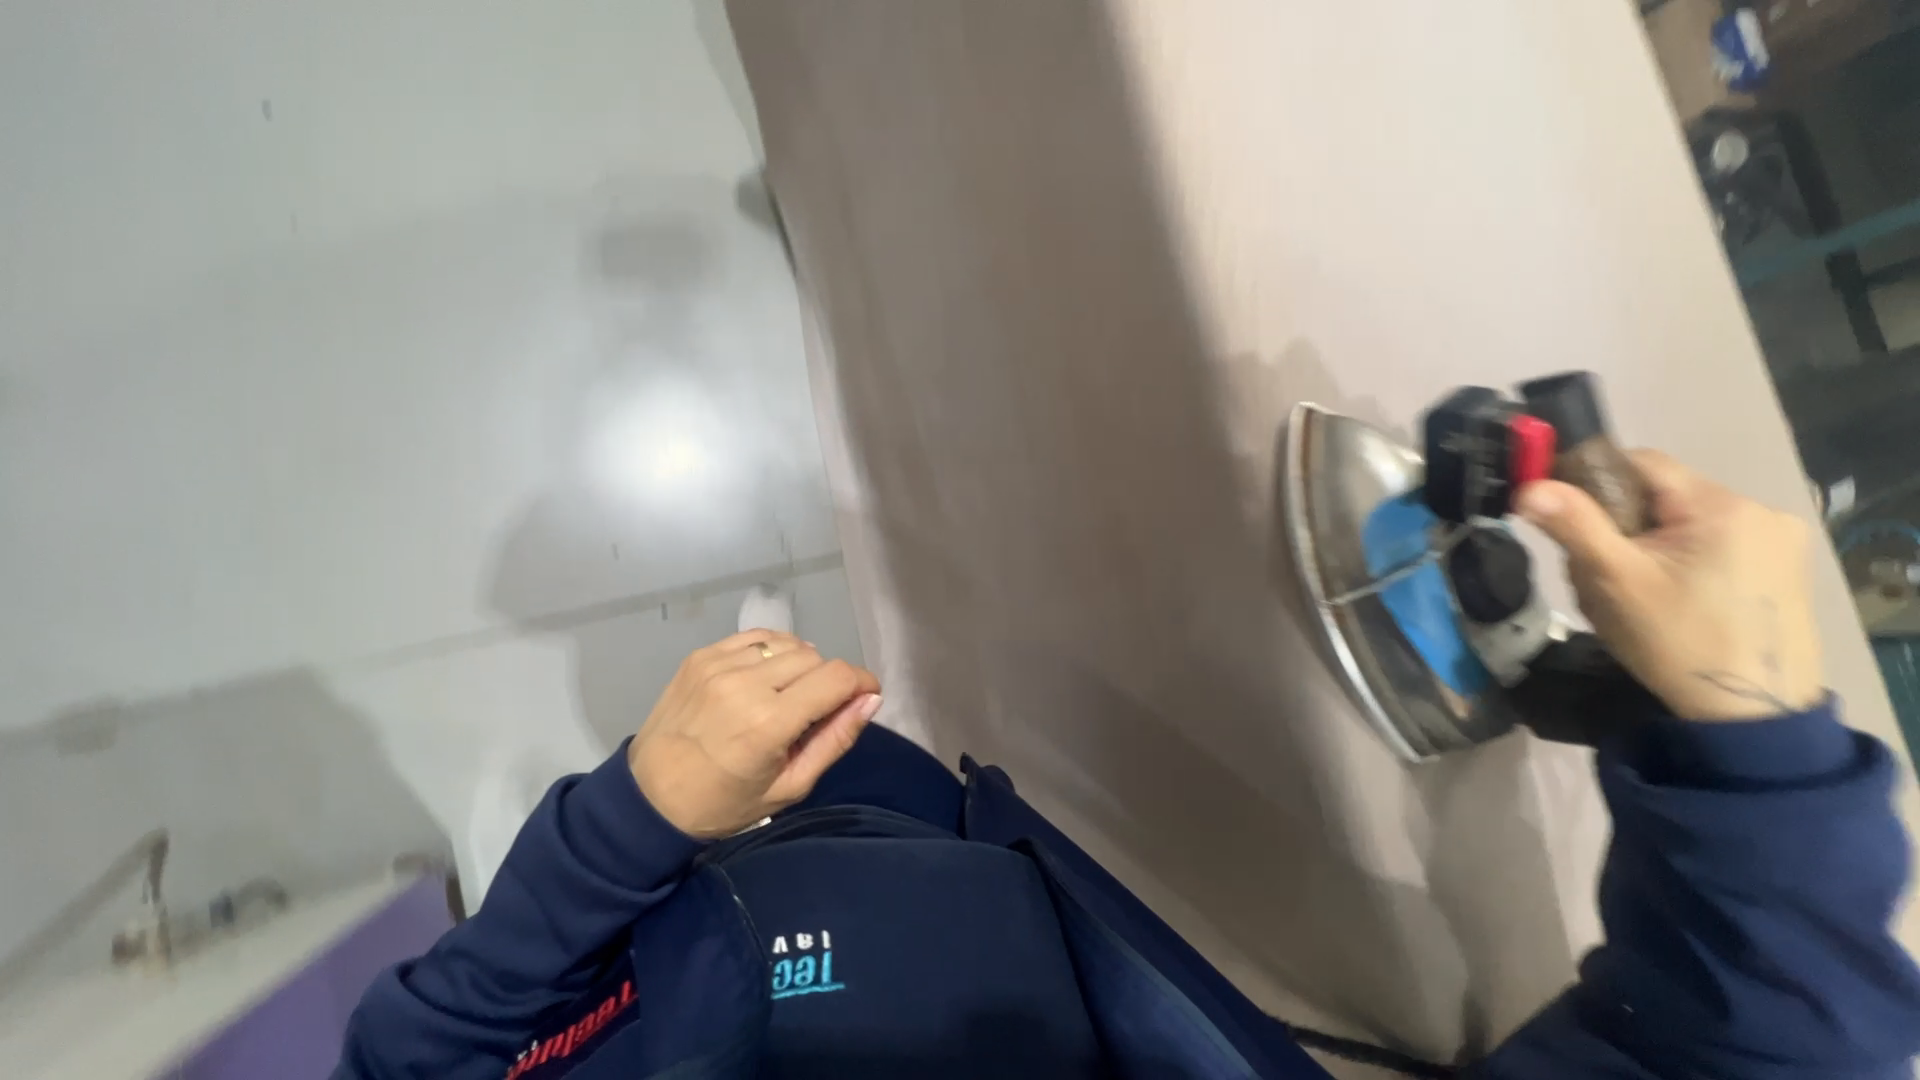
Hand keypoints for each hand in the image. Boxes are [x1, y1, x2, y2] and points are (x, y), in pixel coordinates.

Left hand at [627, 630, 882, 838]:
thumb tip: (871, 699)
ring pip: (788, 643)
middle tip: (815, 711)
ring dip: (799, 665)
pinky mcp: (701, 656)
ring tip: (786, 694)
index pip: (837, 677)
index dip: (862, 683)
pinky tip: (764, 677)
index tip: (865, 697)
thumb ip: (836, 739)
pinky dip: (771, 651)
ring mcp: (718, 664)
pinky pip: (755, 637)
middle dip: (828, 680)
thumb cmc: (725, 803)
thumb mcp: (790, 786)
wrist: (649, 798)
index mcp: (769, 723)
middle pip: (816, 657)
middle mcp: (745, 684)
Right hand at [1516, 450, 1824, 722]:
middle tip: (1597, 572)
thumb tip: (1527, 486)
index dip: (1591, 483)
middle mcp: (1760, 510)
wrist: (1751, 714)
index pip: (1638, 463)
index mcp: (1722, 506)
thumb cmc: (1675, 640)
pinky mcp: (1781, 566)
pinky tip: (1667, 597)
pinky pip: (1709, 543)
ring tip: (1632, 591)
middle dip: (1617, 525)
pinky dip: (1676, 560)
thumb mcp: (1614, 580)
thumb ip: (1573, 525)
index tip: (1565, 521)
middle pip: (1659, 495)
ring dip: (1644, 544)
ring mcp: (1779, 539)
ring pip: (1680, 521)